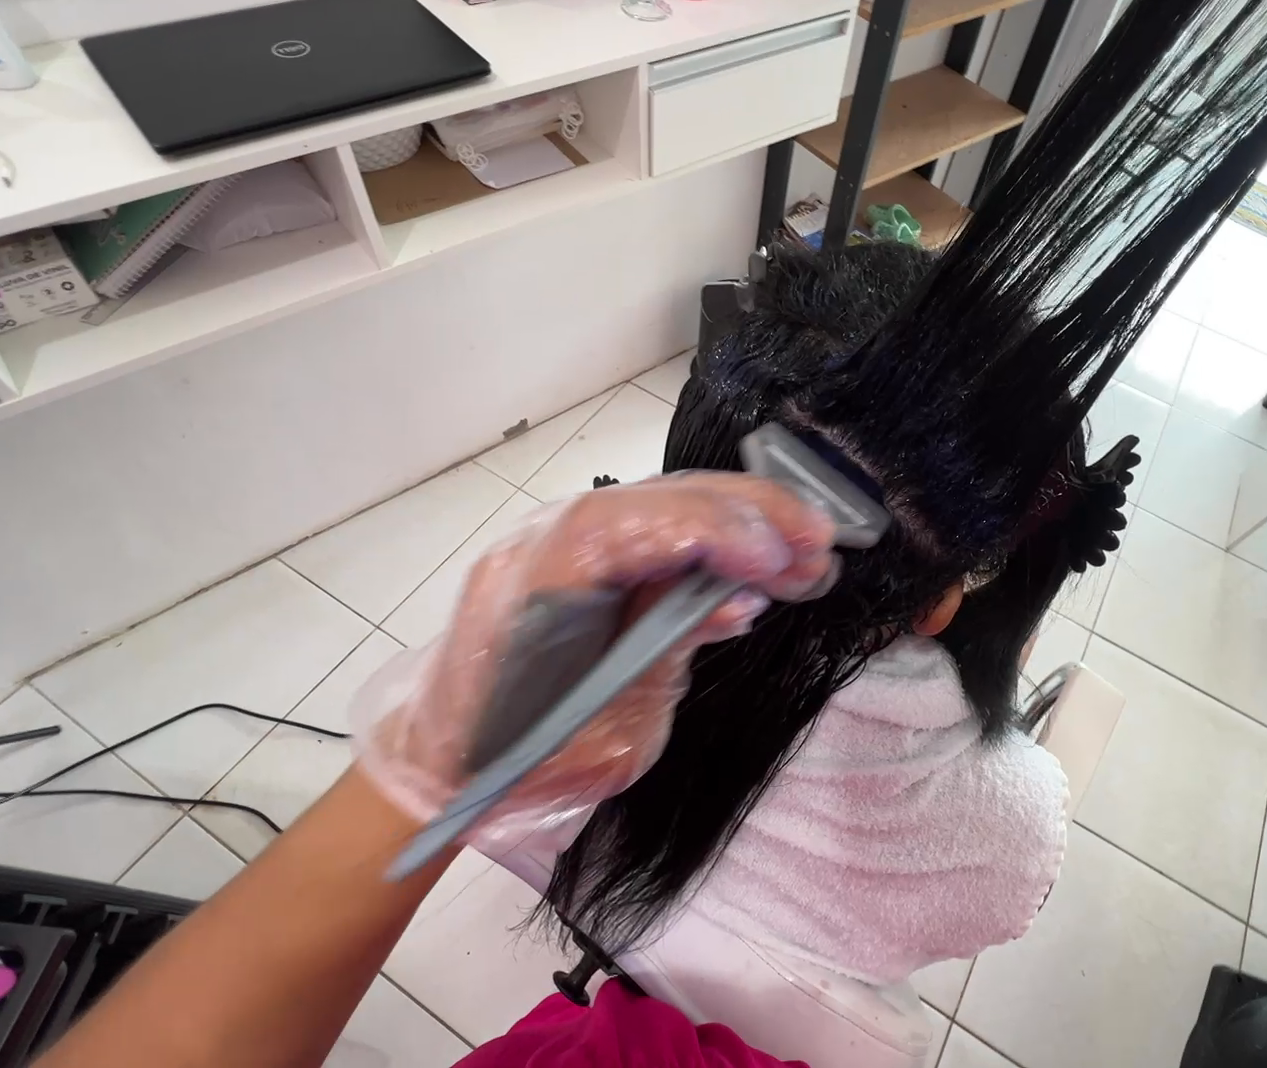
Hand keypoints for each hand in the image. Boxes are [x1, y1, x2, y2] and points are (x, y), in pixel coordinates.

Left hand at [350, 472, 838, 837]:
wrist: (445, 757)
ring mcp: (558, 540)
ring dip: (740, 522)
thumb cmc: (518, 767)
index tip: (780, 557)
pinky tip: (758, 569)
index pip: (625, 527)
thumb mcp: (609, 738)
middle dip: (746, 514)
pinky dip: (711, 545)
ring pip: (662, 506)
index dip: (708, 530)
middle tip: (820, 545)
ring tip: (807, 557)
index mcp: (534, 591)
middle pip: (653, 499)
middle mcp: (542, 544)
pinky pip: (654, 533)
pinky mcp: (579, 554)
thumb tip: (738, 598)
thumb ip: (667, 655)